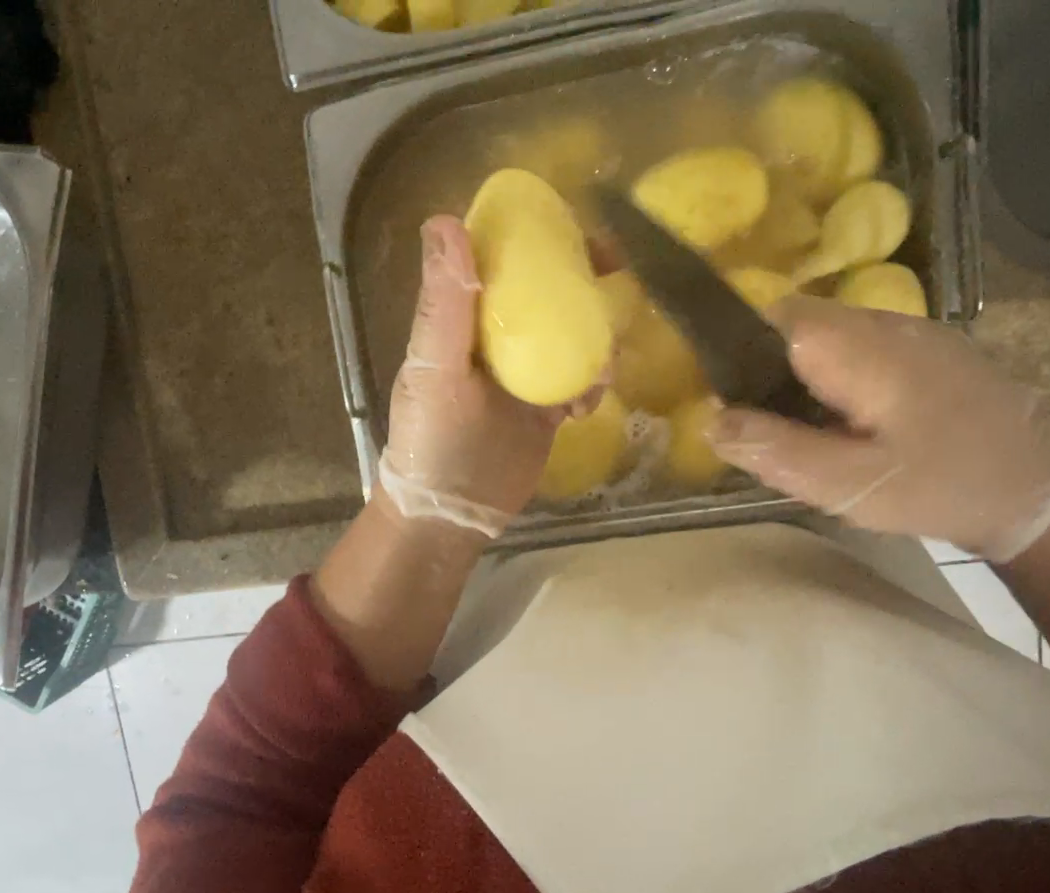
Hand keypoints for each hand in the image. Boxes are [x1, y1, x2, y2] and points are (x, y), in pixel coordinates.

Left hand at [375, 215, 593, 537]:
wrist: (449, 514)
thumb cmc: (431, 439)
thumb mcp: (433, 369)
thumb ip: (443, 304)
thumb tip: (444, 220)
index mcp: (460, 318)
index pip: (498, 259)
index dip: (535, 236)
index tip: (576, 227)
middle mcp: (493, 337)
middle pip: (544, 292)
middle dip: (582, 283)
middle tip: (618, 279)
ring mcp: (523, 373)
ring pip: (571, 334)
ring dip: (594, 340)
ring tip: (599, 367)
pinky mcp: (545, 407)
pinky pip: (580, 380)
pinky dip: (592, 385)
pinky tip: (584, 408)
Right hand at [707, 296, 1049, 562]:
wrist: (1038, 491)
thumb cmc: (938, 487)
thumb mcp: (848, 485)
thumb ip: (776, 450)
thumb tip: (711, 420)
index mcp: (865, 350)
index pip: (776, 319)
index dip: (743, 353)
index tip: (740, 405)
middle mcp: (887, 323)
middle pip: (798, 323)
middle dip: (768, 368)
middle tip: (773, 428)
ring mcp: (912, 331)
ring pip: (825, 333)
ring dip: (800, 373)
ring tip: (809, 428)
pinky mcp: (924, 347)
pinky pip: (856, 345)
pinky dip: (833, 375)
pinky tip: (846, 420)